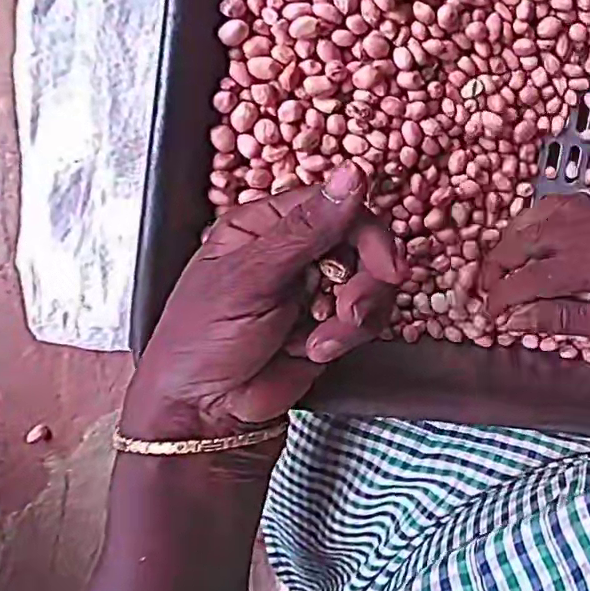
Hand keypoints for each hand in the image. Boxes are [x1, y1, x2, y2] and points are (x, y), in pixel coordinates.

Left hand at [123, 163, 405, 457]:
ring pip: (373, 281)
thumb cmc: (203, 340)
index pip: (336, 205)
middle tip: (351, 311)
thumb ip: (307, 229)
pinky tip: (316, 349)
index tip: (386, 265)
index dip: (366, 230)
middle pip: (364, 242)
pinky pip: (368, 315)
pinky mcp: (332, 321)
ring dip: (356, 314)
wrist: (204, 416)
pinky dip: (349, 335)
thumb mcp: (250, 279)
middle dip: (366, 281)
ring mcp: (317, 286)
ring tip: (321, 339)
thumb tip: (354, 175)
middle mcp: (298, 249)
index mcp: (267, 225)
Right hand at [480, 193, 589, 349]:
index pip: (532, 278)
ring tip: (501, 266)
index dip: (503, 296)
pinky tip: (526, 236)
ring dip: (511, 240)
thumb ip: (560, 319)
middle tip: (487, 290)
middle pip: (525, 241)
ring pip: (536, 217)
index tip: (490, 314)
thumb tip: (514, 319)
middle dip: (497, 266)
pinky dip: (533, 218)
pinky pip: (556, 204)